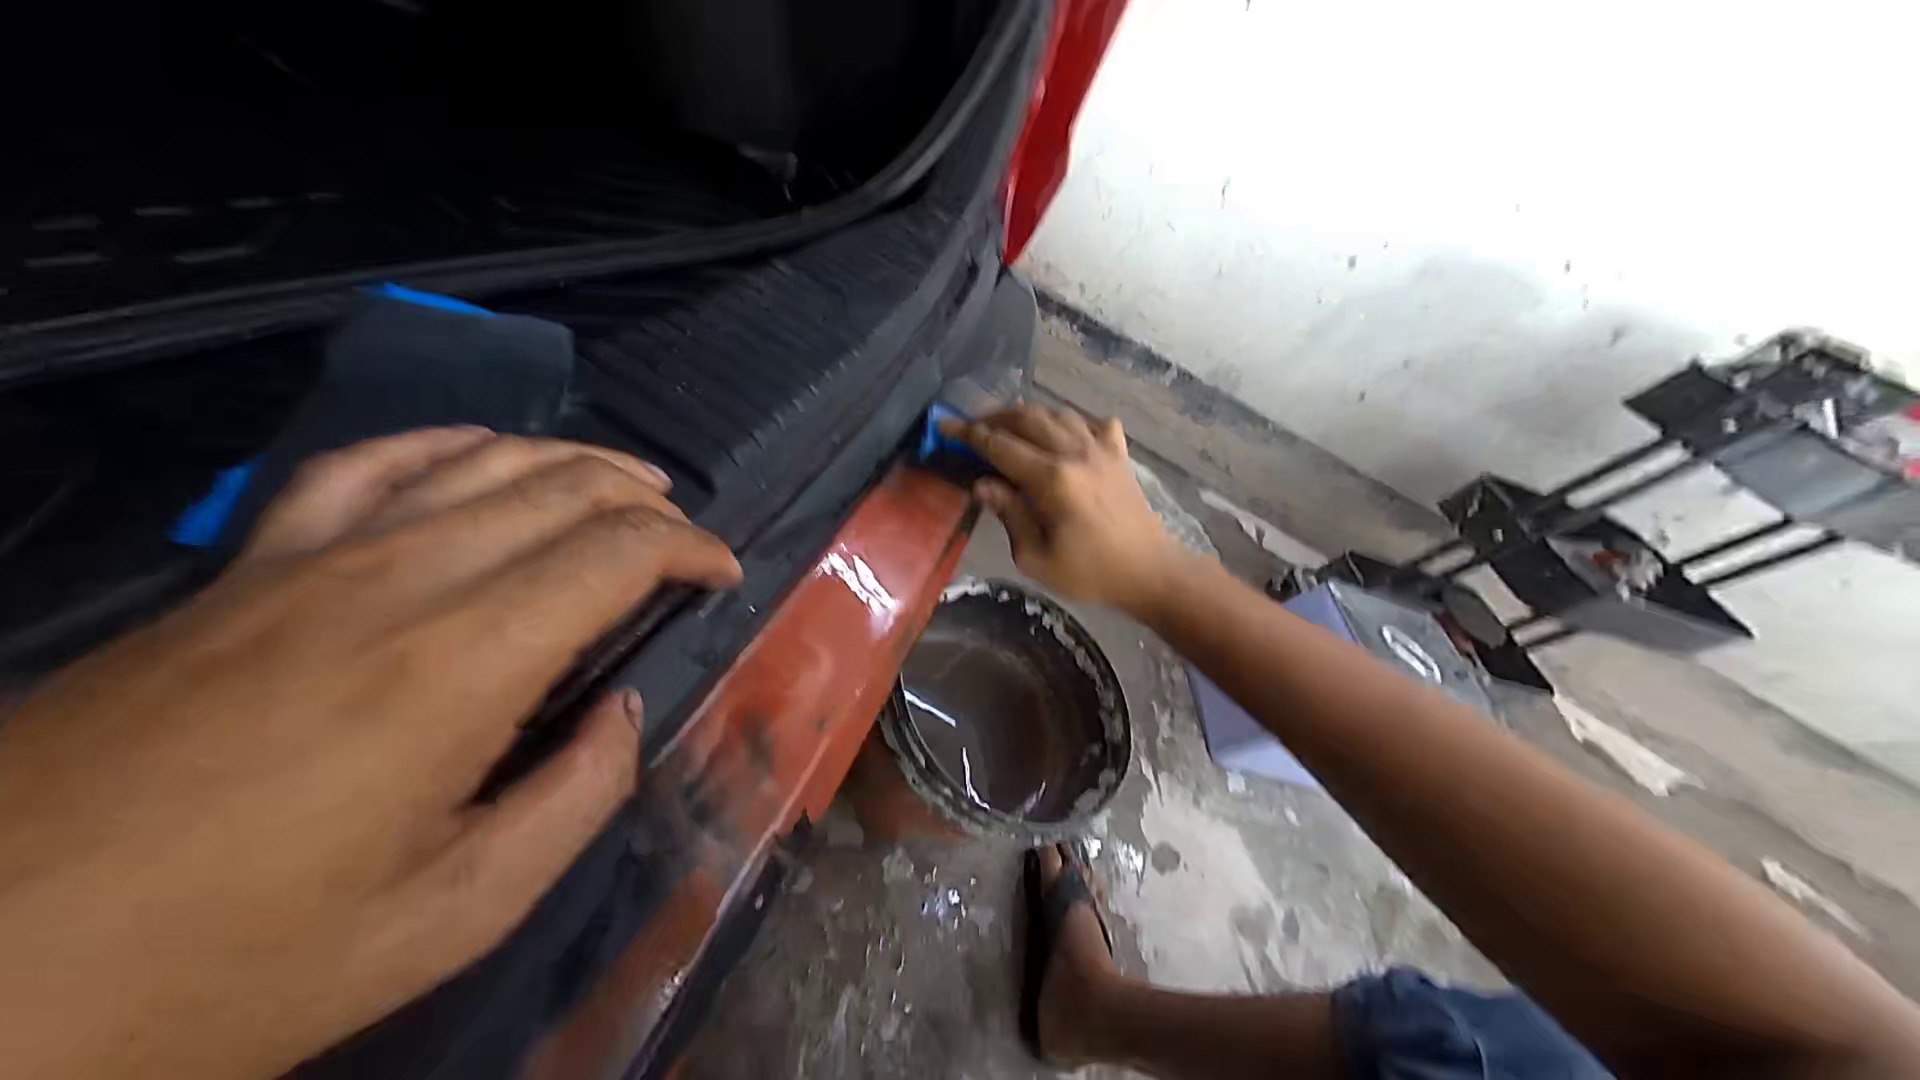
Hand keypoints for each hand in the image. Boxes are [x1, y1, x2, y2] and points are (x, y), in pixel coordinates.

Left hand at [0, 429, 740, 1079]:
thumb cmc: (223, 969)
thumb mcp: (450, 917)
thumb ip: (575, 799)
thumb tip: (620, 714)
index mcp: (463, 663)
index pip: (615, 554)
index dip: (689, 551)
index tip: (723, 576)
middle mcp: (402, 580)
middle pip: (563, 492)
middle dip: (649, 504)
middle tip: (690, 539)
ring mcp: (313, 560)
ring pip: (482, 462)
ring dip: (577, 464)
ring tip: (631, 485)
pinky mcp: (247, 569)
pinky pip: (367, 465)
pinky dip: (450, 445)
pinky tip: (489, 452)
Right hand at [941, 405, 1193, 615]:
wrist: (1149, 572)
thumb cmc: (1090, 573)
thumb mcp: (1036, 557)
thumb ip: (1009, 514)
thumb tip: (981, 484)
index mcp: (1052, 479)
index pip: (1000, 446)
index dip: (968, 434)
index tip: (945, 426)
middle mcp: (1076, 452)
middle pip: (1026, 418)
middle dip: (992, 418)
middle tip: (971, 428)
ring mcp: (1102, 448)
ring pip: (1056, 413)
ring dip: (1027, 416)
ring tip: (1008, 428)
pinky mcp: (1119, 453)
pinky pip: (1091, 422)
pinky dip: (1069, 421)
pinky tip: (1061, 435)